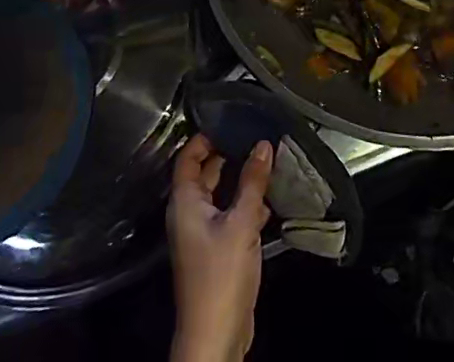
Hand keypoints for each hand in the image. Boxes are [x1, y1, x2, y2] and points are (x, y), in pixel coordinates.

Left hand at [168, 135, 271, 361]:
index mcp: (184, 202)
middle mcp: (189, 213)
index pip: (189, 157)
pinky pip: (229, 214)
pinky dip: (246, 204)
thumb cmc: (221, 273)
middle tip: (255, 134)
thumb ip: (253, 182)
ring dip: (241, 180)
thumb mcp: (241, 222)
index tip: (230, 118)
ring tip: (267, 160)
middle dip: (228, 154)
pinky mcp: (217, 249)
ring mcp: (202, 233)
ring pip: (220, 194)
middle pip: (205, 173)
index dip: (206, 136)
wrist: (216, 335)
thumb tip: (264, 144)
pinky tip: (269, 199)